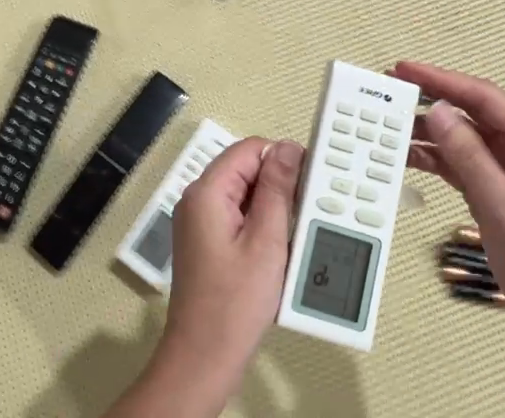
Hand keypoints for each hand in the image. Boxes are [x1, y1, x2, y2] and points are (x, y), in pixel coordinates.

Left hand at [159, 138, 304, 394]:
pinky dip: (259, 224)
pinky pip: (237, 216)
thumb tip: (288, 147)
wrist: (204, 356)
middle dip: (277, 185)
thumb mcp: (267, 240)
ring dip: (270, 207)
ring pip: (243, 194)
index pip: (249, 149)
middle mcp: (197, 200)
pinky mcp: (205, 241)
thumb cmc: (236, 303)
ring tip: (291, 235)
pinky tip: (276, 248)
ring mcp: (198, 222)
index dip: (281, 159)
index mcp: (206, 192)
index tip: (308, 183)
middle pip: (244, 169)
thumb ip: (277, 189)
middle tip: (304, 213)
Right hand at [392, 62, 504, 345]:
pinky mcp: (495, 192)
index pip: (486, 99)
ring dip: (429, 130)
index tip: (405, 69)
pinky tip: (407, 154)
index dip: (444, 80)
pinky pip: (460, 164)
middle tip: (390, 89)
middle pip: (474, 113)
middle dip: (433, 98)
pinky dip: (434, 158)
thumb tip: (439, 111)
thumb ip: (470, 157)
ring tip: (389, 122)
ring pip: (463, 137)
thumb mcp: (504, 208)